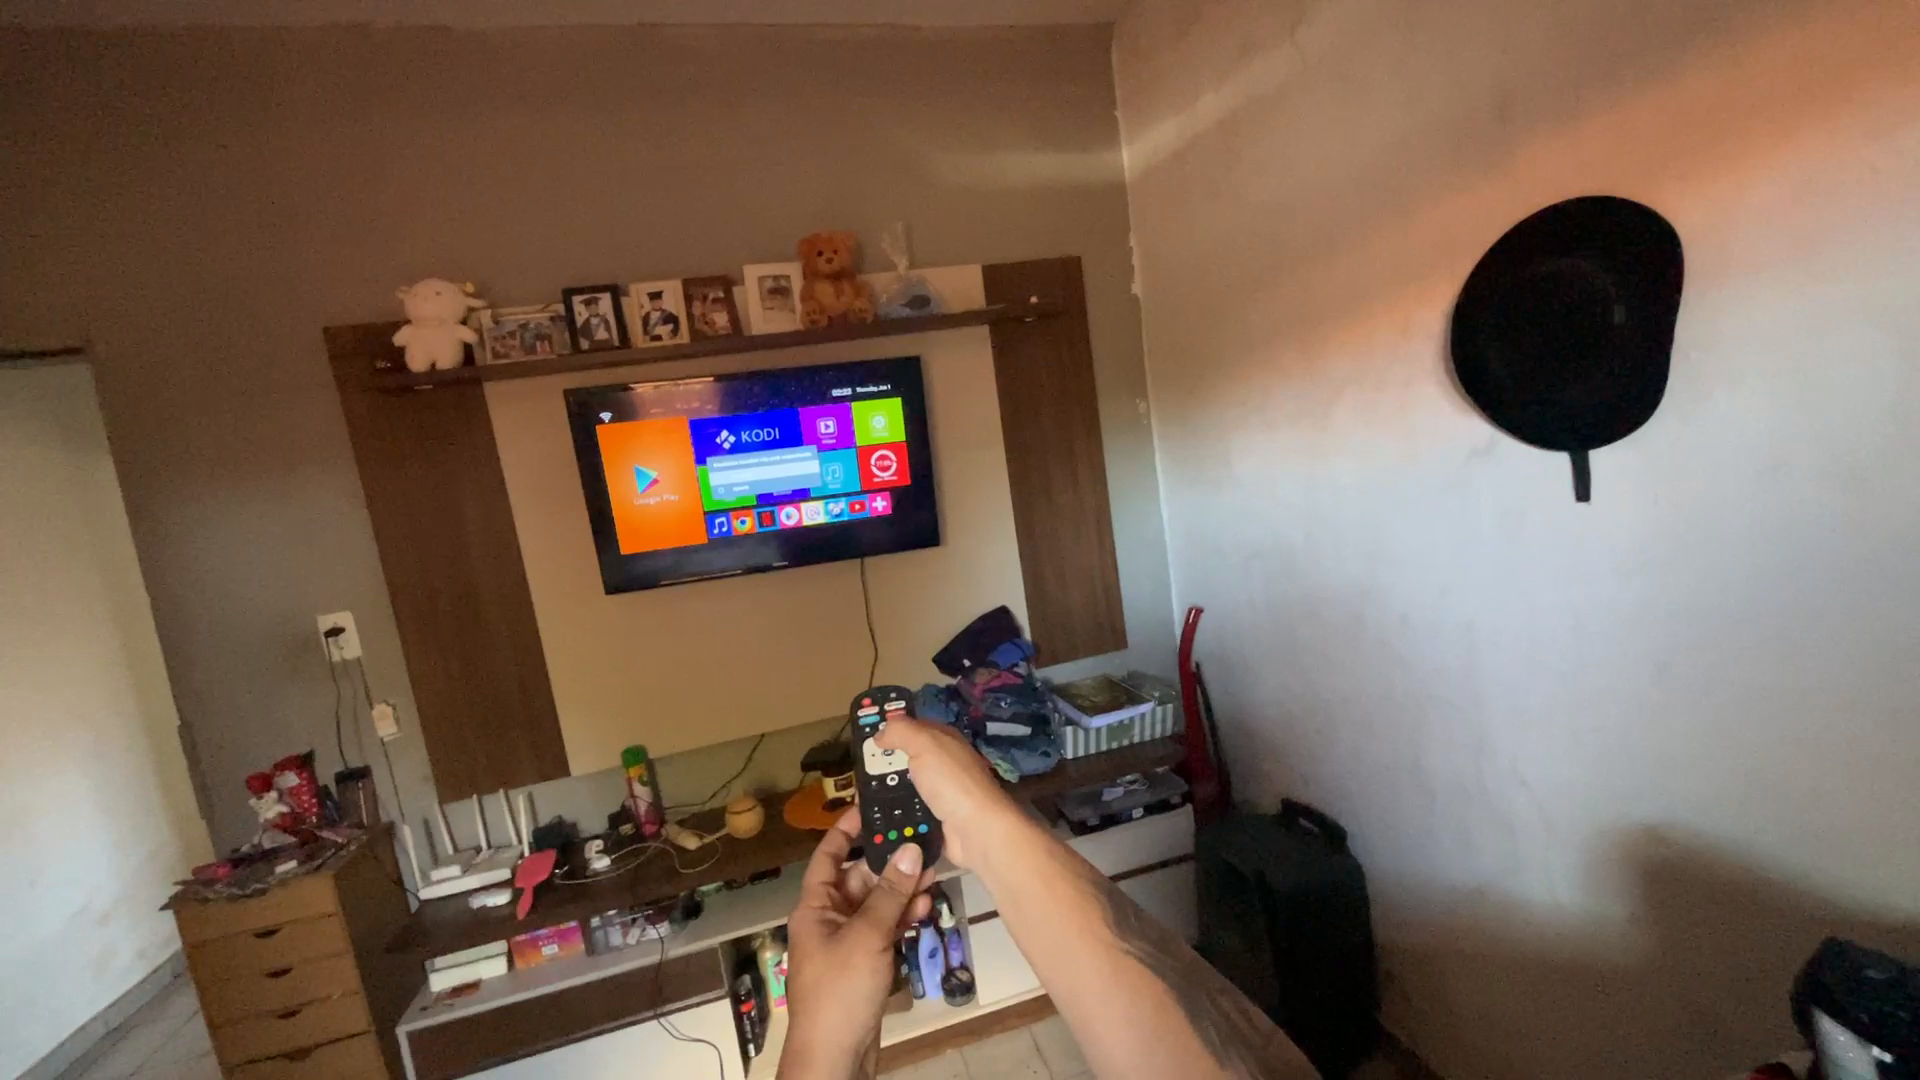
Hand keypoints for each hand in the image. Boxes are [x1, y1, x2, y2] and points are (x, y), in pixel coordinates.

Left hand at [782, 807, 933, 1076]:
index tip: (872, 805)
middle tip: (924, 844)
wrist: (835, 1060)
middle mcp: (830, 917)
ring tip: (933, 875)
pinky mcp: (865, 962)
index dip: (847, 828)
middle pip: (861, 876)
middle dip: (891, 863)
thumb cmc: (840, 990)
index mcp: (815, 905)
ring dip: (903, 890)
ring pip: (878, 902)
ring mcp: (848, 941)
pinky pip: (885, 927)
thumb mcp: (867, 935)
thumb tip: (910, 848)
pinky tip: (926, 908)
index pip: (830, 854)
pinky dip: (903, 917)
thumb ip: (890, 892)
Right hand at [873, 716, 1019, 869]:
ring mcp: (940, 793)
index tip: (863, 738)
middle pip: (905, 759)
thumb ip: (900, 731)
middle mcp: (943, 763)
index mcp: (944, 740)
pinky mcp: (935, 819)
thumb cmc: (950, 781)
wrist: (976, 830)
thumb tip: (879, 733)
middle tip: (857, 774)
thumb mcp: (925, 744)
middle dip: (883, 765)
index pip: (912, 727)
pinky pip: (908, 812)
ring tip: (860, 800)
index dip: (889, 729)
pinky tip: (876, 819)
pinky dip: (894, 815)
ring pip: (904, 787)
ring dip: (886, 793)